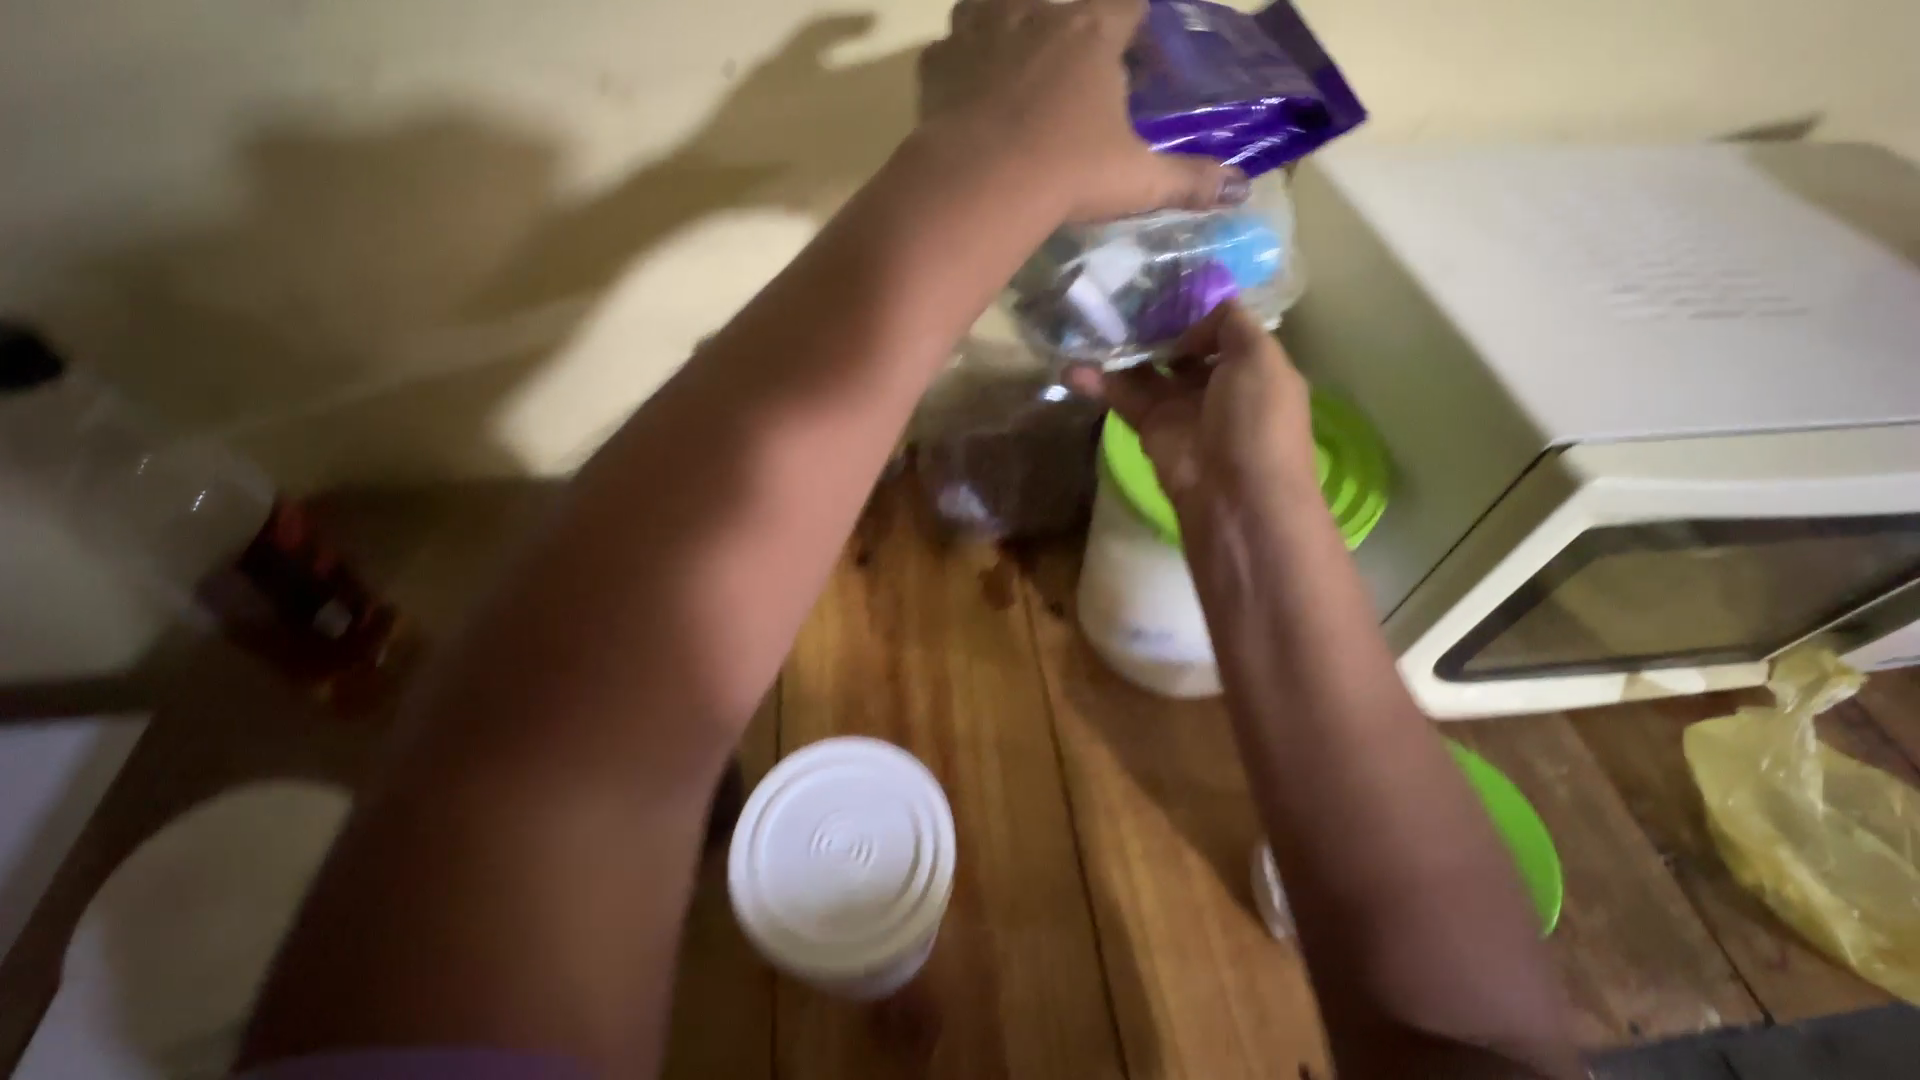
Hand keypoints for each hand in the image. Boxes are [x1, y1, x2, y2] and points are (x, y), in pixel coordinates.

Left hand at [917, 0, 1249, 222]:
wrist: (980, 183)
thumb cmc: (1069, 174)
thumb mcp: (1138, 181)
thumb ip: (1189, 180)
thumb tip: (1241, 189)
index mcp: (1092, 31)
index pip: (1126, 6)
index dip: (1136, 27)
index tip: (1138, 52)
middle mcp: (1036, 14)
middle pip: (1058, 4)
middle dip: (1068, 28)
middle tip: (1071, 71)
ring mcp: (980, 32)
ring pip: (993, 5)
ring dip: (1005, 24)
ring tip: (1012, 61)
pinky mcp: (937, 64)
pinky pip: (946, 47)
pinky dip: (956, 61)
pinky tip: (964, 89)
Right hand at [1085, 301, 1315, 510]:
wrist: (1236, 496)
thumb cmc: (1257, 420)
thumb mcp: (1261, 357)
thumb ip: (1231, 323)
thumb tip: (1193, 323)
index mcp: (1252, 367)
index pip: (1221, 328)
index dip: (1195, 308)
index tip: (1164, 285)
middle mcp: (1217, 384)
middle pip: (1180, 346)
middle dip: (1153, 322)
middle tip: (1120, 293)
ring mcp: (1181, 407)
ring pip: (1147, 368)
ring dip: (1121, 346)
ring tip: (1089, 318)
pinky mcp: (1150, 428)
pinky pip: (1123, 396)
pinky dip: (1098, 381)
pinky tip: (1073, 365)